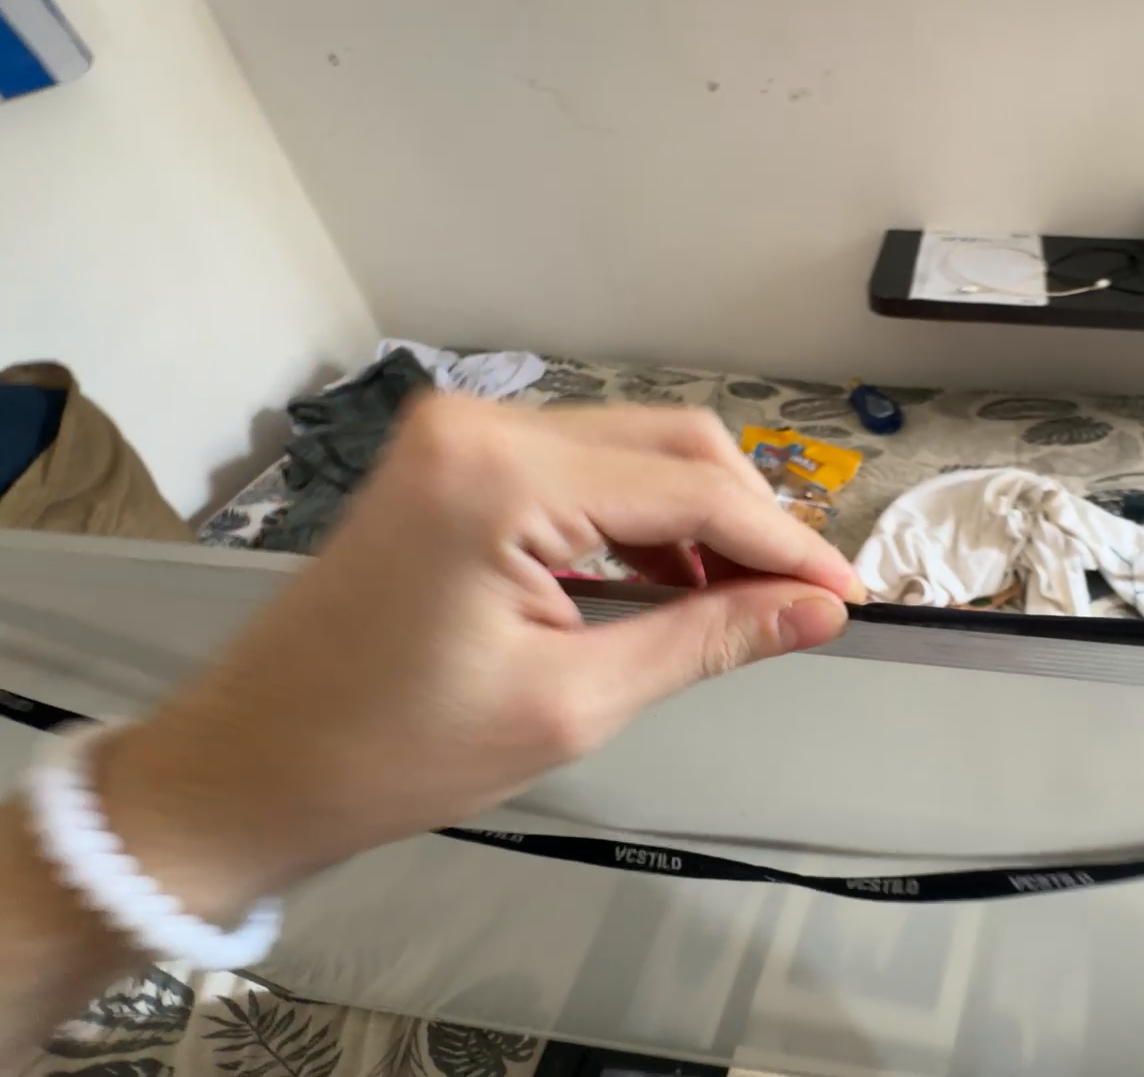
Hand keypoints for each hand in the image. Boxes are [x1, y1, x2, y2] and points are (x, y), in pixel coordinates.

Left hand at [87, 397, 861, 919]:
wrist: (243, 771)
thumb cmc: (397, 753)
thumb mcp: (579, 700)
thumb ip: (712, 638)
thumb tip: (820, 612)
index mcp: (506, 478)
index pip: (697, 493)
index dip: (787, 546)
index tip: (845, 594)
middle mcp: (491, 427)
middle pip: (681, 446)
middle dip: (755, 522)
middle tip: (802, 596)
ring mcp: (475, 435)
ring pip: (649, 452)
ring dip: (712, 520)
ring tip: (749, 596)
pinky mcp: (471, 460)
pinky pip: (602, 471)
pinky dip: (658, 521)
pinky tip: (682, 578)